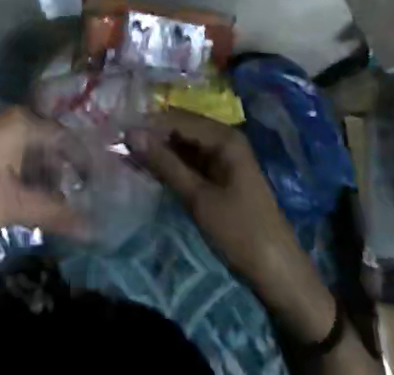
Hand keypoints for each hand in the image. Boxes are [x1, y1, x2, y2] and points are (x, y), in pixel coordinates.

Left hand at [0, 108, 82, 276]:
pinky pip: (19, 153)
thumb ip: (56, 213)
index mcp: (23, 122)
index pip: (67, 137)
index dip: (86, 162)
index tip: (104, 186)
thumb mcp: (16, 205)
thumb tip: (93, 227)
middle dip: (69, 169)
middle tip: (90, 198)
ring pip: (35, 148)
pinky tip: (40, 197)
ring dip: (50, 173)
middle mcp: (11, 117)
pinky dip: (32, 172)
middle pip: (52, 141)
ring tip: (70, 203)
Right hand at [127, 110, 303, 288]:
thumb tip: (130, 132)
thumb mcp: (199, 198)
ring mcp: (222, 159)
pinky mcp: (219, 177)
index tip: (114, 133)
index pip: (176, 118)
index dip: (146, 124)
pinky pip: (188, 162)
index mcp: (224, 137)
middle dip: (150, 136)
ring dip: (157, 151)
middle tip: (115, 145)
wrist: (279, 276)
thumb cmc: (241, 233)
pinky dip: (169, 165)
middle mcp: (223, 140)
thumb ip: (164, 163)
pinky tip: (146, 171)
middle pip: (178, 128)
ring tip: (123, 157)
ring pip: (181, 145)